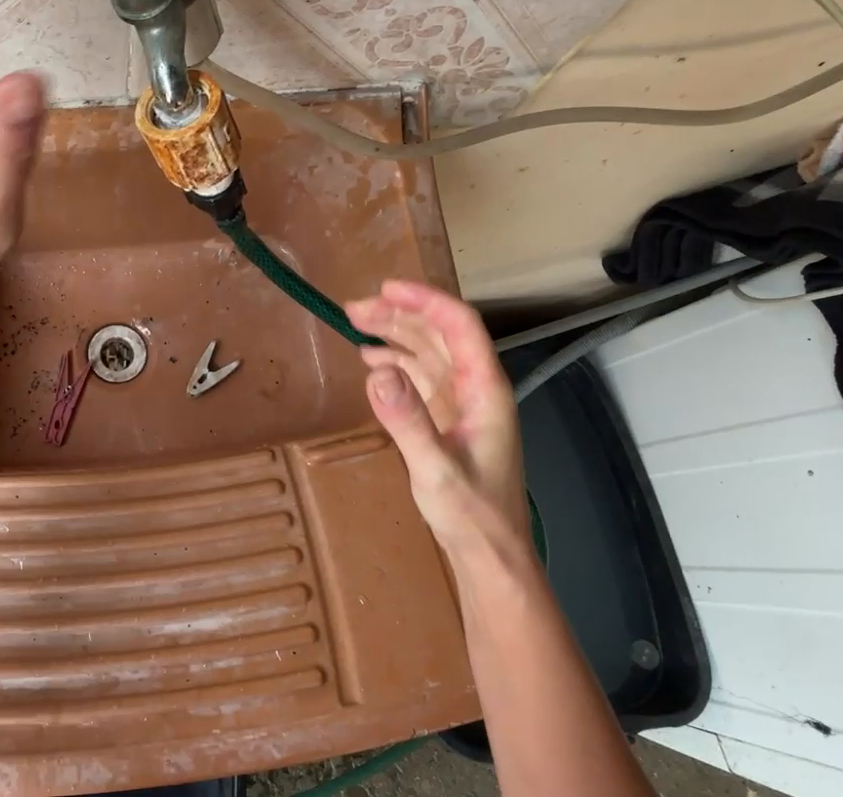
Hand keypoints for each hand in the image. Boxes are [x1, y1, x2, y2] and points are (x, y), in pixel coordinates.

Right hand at [345, 280, 529, 557]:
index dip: (425, 301)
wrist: (489, 553)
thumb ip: (408, 420)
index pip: (460, 326)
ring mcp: (463, 402)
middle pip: (439, 333)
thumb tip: (377, 371)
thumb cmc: (472, 514)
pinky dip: (396, 361)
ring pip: (429, 351)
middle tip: (353, 309)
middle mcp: (476, 387)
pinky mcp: (449, 418)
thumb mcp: (435, 469)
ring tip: (354, 325)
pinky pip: (421, 375)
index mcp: (485, 389)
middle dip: (399, 315)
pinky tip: (372, 360)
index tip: (385, 289)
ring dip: (394, 334)